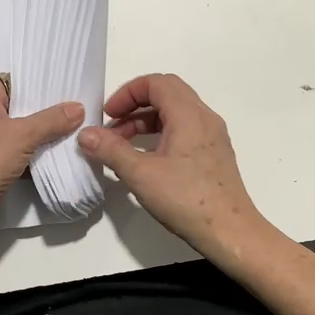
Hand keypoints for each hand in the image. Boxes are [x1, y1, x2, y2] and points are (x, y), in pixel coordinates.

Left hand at [0, 78, 84, 233]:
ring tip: (74, 130)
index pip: (15, 81)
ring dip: (42, 133)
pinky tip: (58, 152)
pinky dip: (33, 151)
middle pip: (19, 105)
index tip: (68, 88)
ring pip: (20, 129)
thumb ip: (52, 120)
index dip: (40, 84)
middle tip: (77, 110)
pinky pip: (17, 149)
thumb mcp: (22, 135)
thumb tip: (79, 107)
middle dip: (46, 111)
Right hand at [76, 74, 268, 255]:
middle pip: (167, 92)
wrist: (230, 232)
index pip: (156, 83)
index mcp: (189, 115)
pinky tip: (146, 158)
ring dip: (146, 120)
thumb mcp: (140, 174)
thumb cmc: (185, 199)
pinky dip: (161, 133)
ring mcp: (212, 136)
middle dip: (135, 104)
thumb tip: (85, 134)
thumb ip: (111, 150)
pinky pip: (184, 129)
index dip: (127, 92)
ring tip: (122, 145)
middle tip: (112, 126)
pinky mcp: (214, 153)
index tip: (107, 115)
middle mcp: (204, 118)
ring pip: (175, 112)